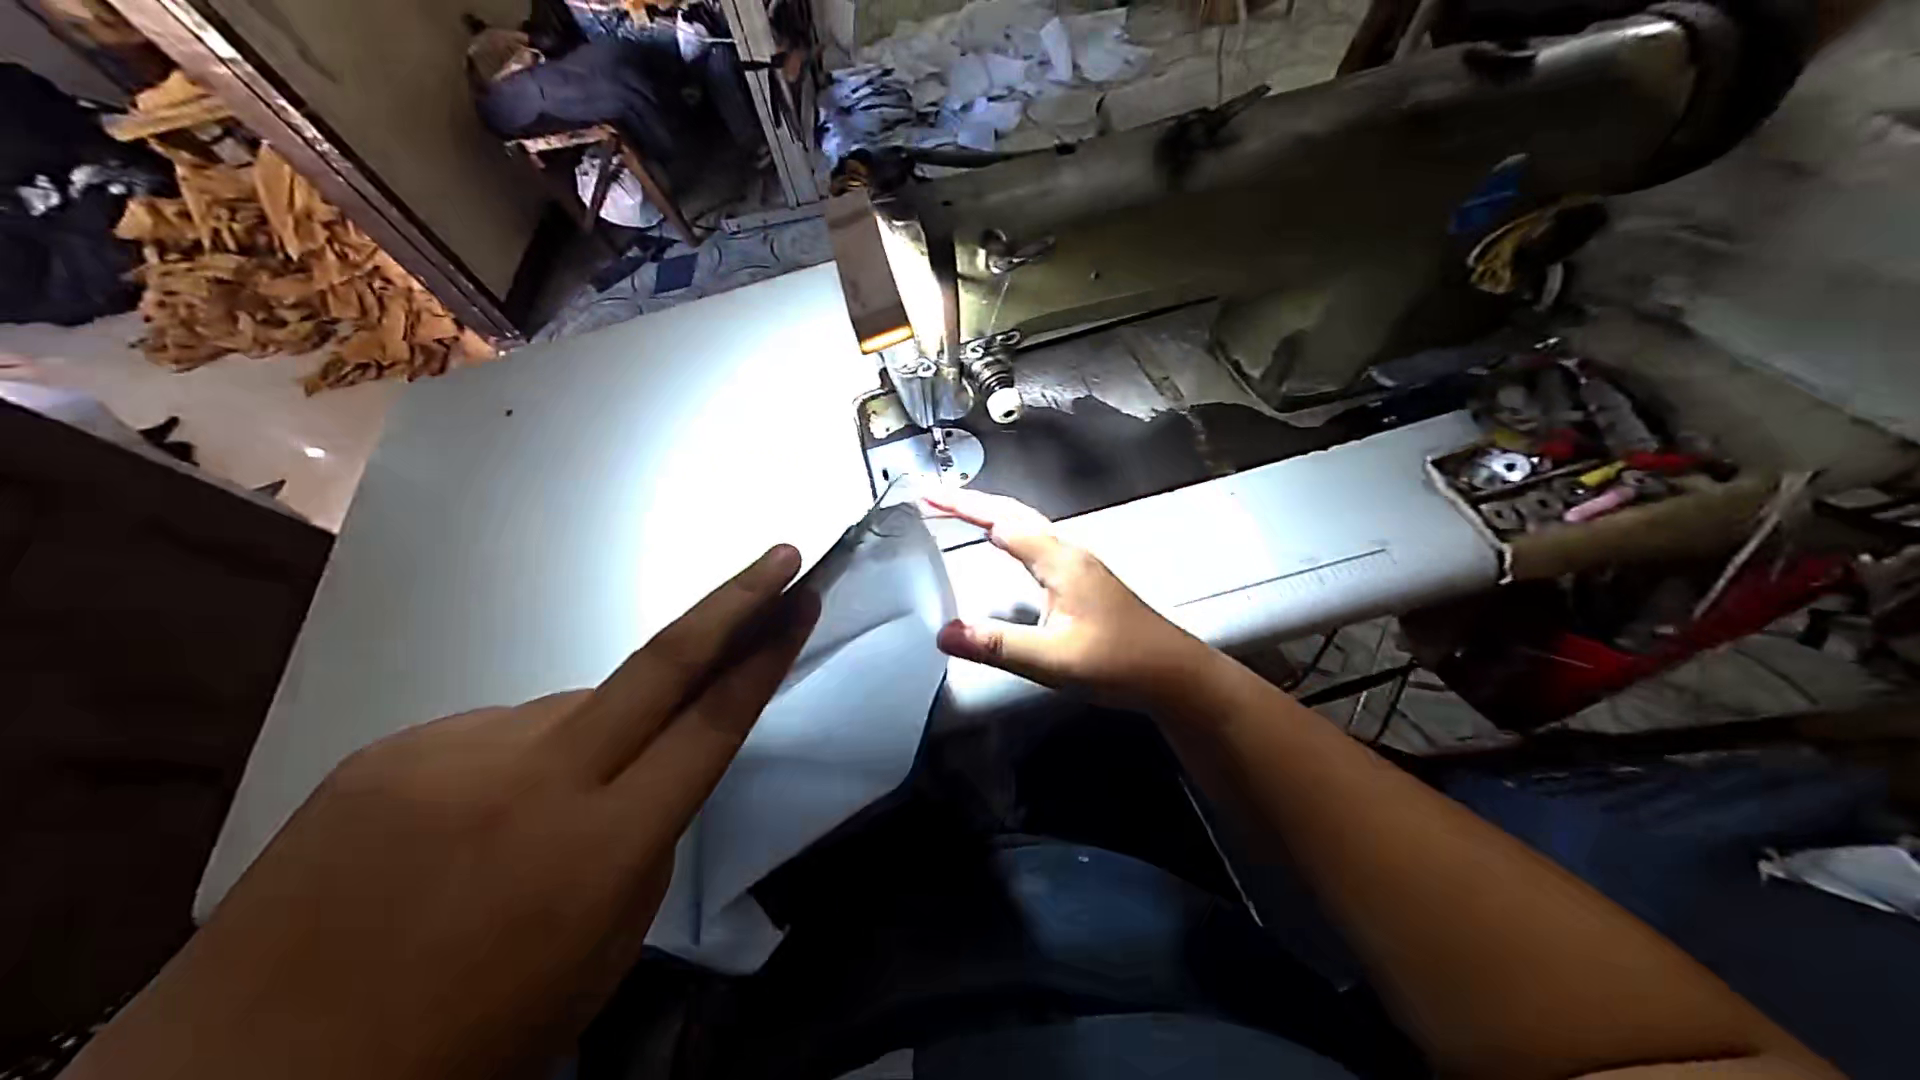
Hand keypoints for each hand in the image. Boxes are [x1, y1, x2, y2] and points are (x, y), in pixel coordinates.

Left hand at [67, 546, 818, 1079]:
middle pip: (661, 661)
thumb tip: (649, 772)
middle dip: (733, 602)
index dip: (767, 659)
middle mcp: (536, 776)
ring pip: (572, 708)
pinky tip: (469, 823)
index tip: (801, 603)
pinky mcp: (391, 748)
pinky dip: (513, 761)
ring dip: (593, 737)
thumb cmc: (466, 1041)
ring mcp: (455, 750)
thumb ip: (643, 849)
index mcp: (602, 846)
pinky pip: (493, 732)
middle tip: (779, 556)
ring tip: (545, 811)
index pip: (712, 724)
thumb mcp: (599, 959)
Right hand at [923, 489, 1220, 711]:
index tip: (929, 497)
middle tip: (937, 499)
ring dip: (992, 514)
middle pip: (1016, 513)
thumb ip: (997, 646)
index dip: (964, 507)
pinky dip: (1010, 533)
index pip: (1003, 521)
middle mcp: (1069, 553)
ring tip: (960, 513)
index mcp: (1060, 561)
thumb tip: (943, 633)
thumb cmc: (1118, 663)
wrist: (1172, 674)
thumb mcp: (1053, 660)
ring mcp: (1079, 564)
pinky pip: (1037, 542)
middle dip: (974, 502)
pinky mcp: (1083, 579)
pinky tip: (1005, 546)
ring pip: (1028, 525)